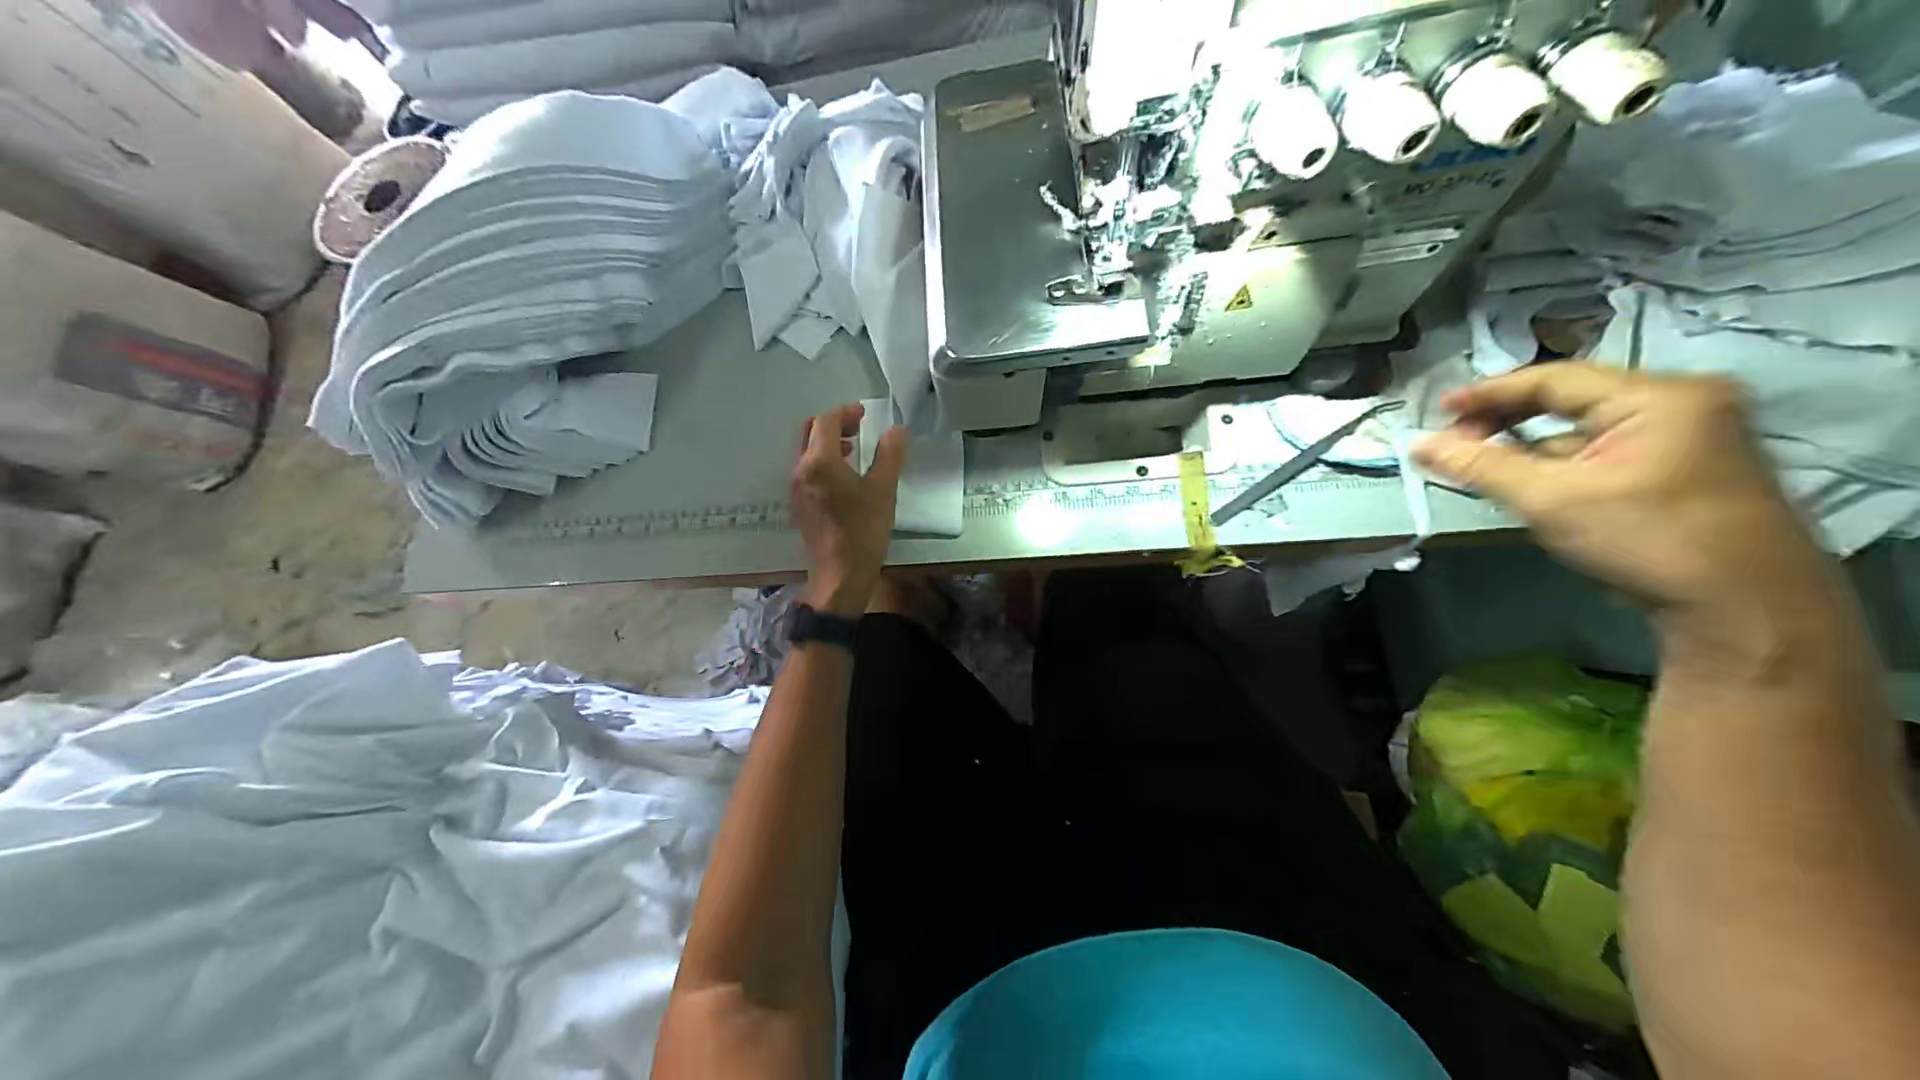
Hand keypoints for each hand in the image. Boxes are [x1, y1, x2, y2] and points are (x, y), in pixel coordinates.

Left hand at [791, 403, 906, 616]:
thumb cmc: (863, 532)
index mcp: (819, 462)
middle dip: (833, 423)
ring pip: (806, 451)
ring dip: (827, 442)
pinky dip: (822, 461)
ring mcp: (796, 489)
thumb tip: (896, 430)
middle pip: (809, 431)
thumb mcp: (883, 491)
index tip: (864, 414)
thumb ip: (889, 455)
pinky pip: (806, 470)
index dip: (845, 412)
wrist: (839, 576)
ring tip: (852, 449)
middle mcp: (801, 470)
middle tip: (857, 427)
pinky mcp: (798, 504)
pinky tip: (843, 476)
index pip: (826, 422)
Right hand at [1413, 363, 1825, 614]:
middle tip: (1457, 441)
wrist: (1746, 610)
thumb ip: (1481, 466)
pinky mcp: (1686, 468)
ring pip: (1585, 429)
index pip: (1554, 378)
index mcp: (1658, 397)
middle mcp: (1681, 403)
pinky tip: (1531, 485)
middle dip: (1508, 419)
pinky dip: (1563, 463)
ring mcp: (1690, 436)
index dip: (1489, 393)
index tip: (1439, 409)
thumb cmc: (1648, 541)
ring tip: (1483, 465)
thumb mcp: (1551, 501)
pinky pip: (1605, 451)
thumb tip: (1418, 444)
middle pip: (1571, 399)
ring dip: (1532, 445)